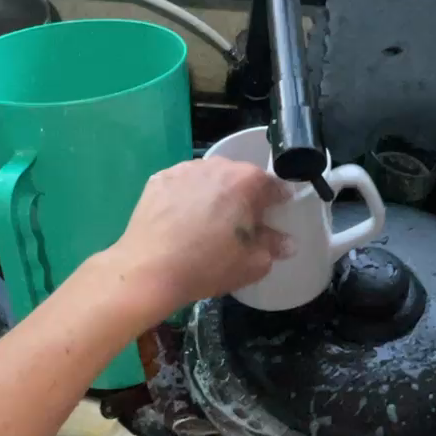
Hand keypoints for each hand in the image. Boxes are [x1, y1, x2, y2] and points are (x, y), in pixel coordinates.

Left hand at [94, 158, 290, 322]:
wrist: (149, 269)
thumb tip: (286, 242)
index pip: (272, 185)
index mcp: (245, 180)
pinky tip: (180, 220)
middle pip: (238, 177)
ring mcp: (183, 170)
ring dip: (213, 194)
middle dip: (243, 197)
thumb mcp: (251, 263)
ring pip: (208, 179)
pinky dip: (186, 197)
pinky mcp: (158, 179)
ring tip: (206, 222)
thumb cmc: (207, 266)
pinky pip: (181, 185)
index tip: (274, 216)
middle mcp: (215, 166)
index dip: (276, 202)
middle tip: (238, 224)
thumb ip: (273, 247)